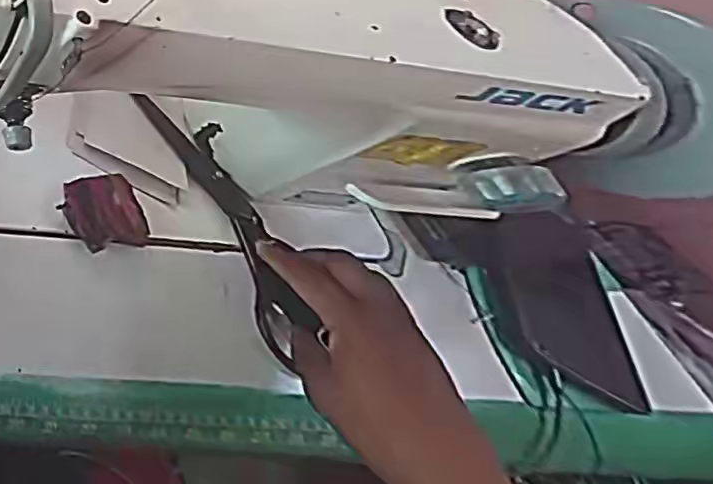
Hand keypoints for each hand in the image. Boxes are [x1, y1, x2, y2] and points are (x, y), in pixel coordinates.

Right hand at [258, 242, 508, 483]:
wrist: (446, 465)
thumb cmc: (389, 432)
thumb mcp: (325, 390)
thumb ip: (305, 350)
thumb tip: (299, 334)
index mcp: (353, 320)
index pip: (308, 275)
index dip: (281, 259)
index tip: (266, 250)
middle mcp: (382, 314)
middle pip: (342, 264)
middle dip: (310, 256)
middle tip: (287, 260)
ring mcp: (404, 326)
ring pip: (366, 275)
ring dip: (337, 269)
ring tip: (315, 277)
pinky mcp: (419, 341)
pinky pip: (383, 296)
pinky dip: (358, 287)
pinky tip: (348, 304)